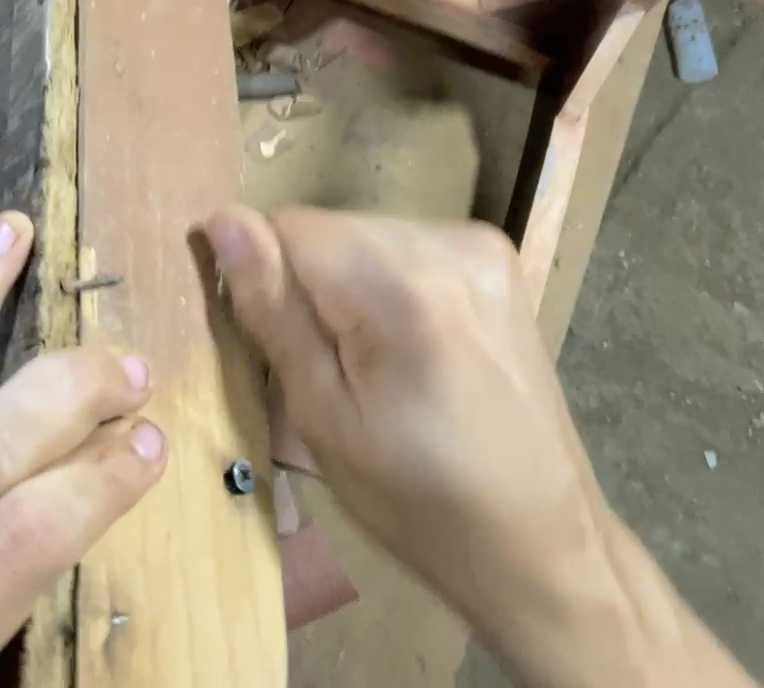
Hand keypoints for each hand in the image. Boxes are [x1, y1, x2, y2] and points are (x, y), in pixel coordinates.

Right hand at [204, 207, 615, 655]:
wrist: (541, 542)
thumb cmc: (417, 501)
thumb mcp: (322, 417)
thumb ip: (272, 310)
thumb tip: (222, 221)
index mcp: (403, 288)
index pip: (285, 226)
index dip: (265, 279)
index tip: (281, 344)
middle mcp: (449, 244)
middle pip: (324, 229)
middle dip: (306, 285)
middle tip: (329, 367)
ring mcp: (481, 246)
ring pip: (357, 234)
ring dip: (342, 284)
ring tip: (372, 361)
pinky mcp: (495, 258)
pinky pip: (399, 245)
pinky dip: (382, 283)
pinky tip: (407, 342)